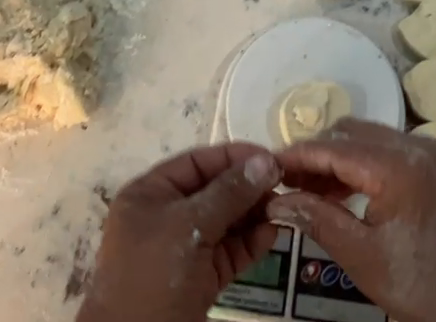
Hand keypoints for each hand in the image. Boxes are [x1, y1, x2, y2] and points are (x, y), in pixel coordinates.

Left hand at [76, 143, 282, 321]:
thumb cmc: (153, 277)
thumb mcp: (188, 227)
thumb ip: (229, 193)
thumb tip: (266, 161)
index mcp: (151, 195)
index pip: (197, 163)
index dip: (233, 157)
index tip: (271, 158)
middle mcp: (167, 217)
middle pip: (215, 190)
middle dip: (248, 187)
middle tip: (284, 185)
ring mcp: (184, 249)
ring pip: (226, 221)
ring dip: (254, 214)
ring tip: (284, 208)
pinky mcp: (200, 278)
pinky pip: (230, 251)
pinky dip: (251, 242)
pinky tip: (273, 233)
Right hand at [267, 119, 435, 321]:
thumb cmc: (420, 285)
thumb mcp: (361, 256)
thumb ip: (317, 219)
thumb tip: (275, 200)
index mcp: (396, 165)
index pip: (333, 147)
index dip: (296, 156)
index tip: (265, 167)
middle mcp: (412, 145)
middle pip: (348, 134)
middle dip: (314, 154)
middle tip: (282, 182)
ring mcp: (425, 151)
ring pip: (365, 138)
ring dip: (334, 158)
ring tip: (304, 190)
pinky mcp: (430, 163)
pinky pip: (383, 149)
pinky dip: (357, 164)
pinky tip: (337, 192)